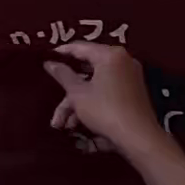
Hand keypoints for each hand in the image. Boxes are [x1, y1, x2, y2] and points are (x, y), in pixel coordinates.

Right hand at [44, 42, 175, 163]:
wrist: (138, 137)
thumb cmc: (104, 110)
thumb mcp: (78, 93)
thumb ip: (63, 75)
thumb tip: (49, 62)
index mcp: (110, 55)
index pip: (80, 47)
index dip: (61, 52)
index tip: (46, 58)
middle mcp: (122, 61)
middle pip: (87, 70)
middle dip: (68, 92)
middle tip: (52, 98)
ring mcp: (129, 77)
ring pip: (95, 85)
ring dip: (76, 104)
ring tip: (62, 125)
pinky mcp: (133, 93)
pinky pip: (107, 92)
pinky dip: (92, 104)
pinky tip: (78, 124)